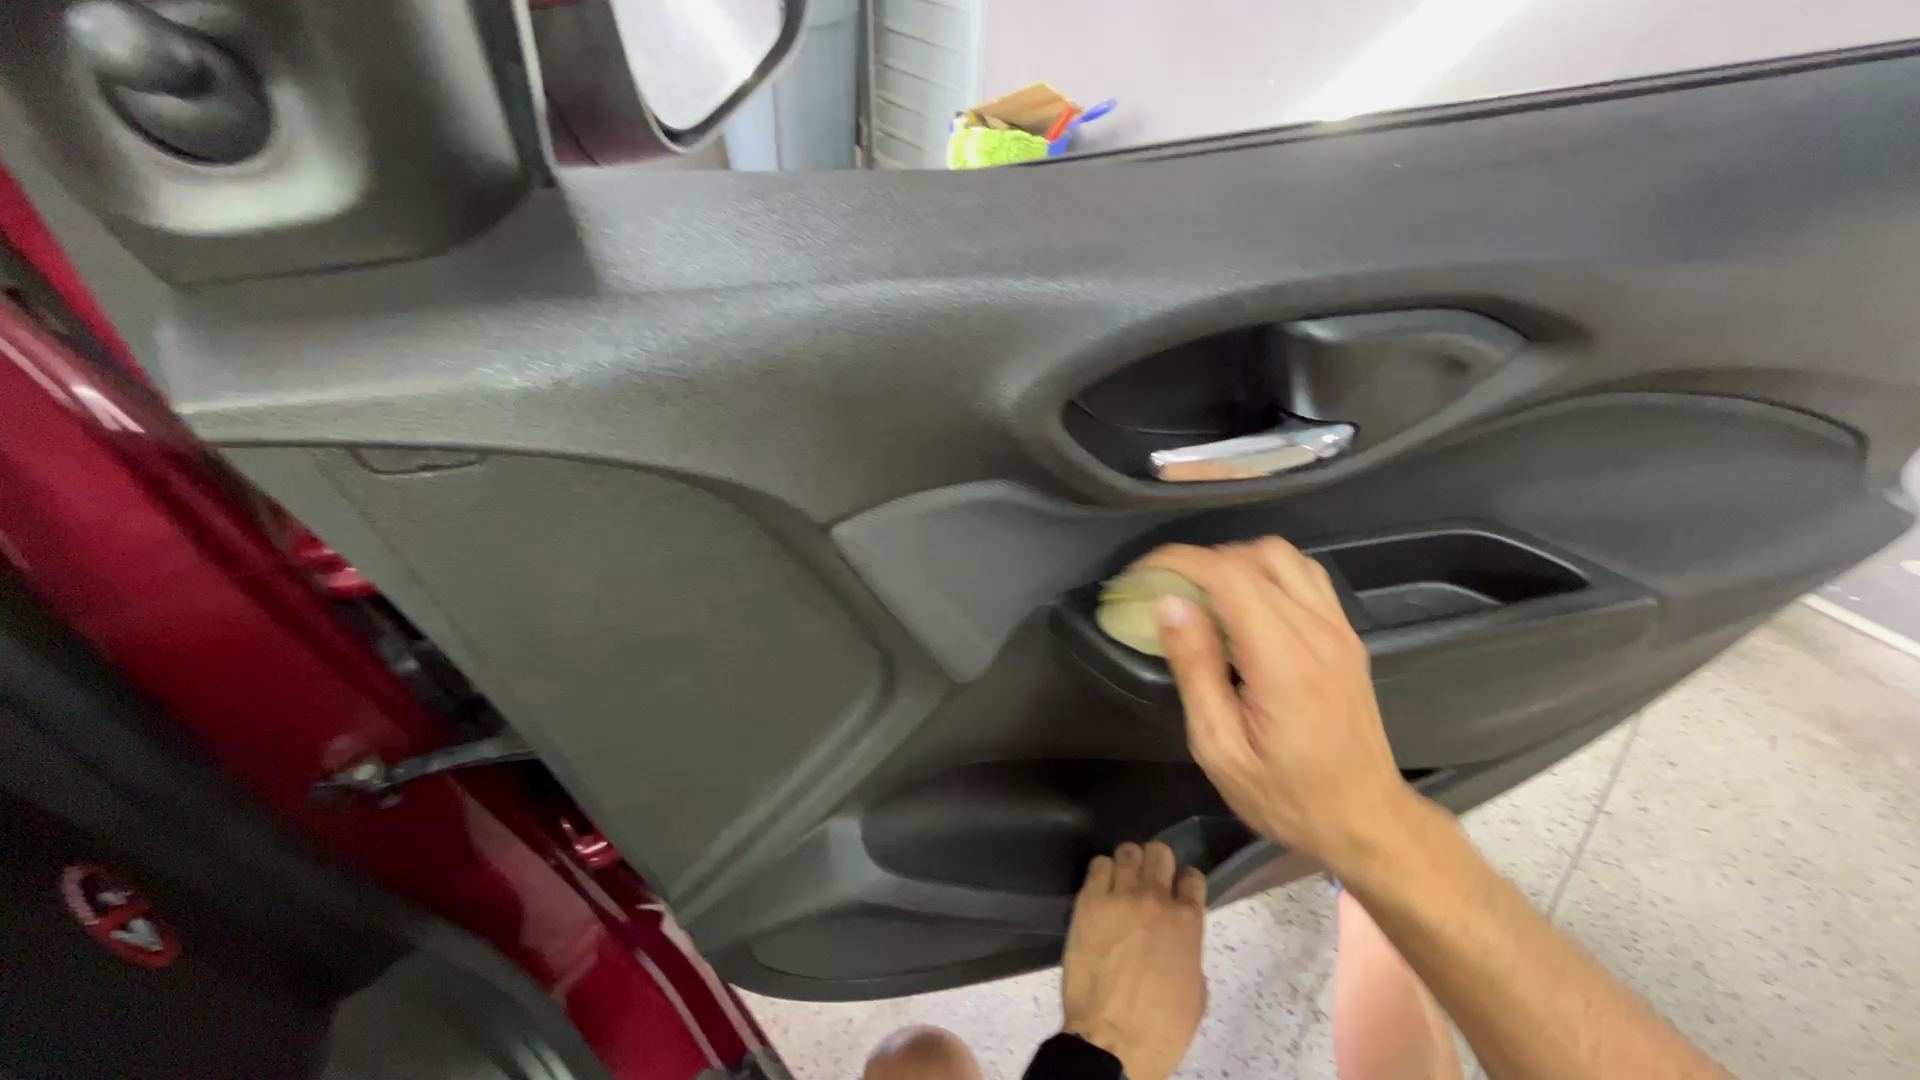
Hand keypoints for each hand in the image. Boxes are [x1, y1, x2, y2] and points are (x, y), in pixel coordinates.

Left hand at [1060, 841, 1207, 1079]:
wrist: (1111, 1039)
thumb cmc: (1160, 1028)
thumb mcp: (1195, 993)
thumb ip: (1189, 953)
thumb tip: (1178, 941)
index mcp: (1188, 923)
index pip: (1192, 877)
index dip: (1185, 883)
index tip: (1177, 891)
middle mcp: (1156, 900)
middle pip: (1159, 853)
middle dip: (1156, 863)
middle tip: (1148, 880)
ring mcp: (1120, 897)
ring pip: (1127, 851)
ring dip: (1128, 864)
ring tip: (1122, 881)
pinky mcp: (1088, 902)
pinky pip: (1097, 866)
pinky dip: (1102, 873)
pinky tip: (1101, 890)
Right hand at [1138, 538, 1420, 869]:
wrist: (1366, 820)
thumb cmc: (1285, 796)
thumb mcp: (1219, 747)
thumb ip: (1194, 669)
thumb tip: (1168, 605)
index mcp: (1283, 660)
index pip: (1228, 576)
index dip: (1177, 562)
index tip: (1141, 576)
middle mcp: (1318, 632)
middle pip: (1255, 556)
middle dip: (1200, 562)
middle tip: (1167, 591)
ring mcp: (1339, 630)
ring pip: (1284, 556)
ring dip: (1236, 562)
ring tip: (1204, 595)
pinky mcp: (1348, 636)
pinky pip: (1306, 577)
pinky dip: (1267, 573)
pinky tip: (1246, 605)